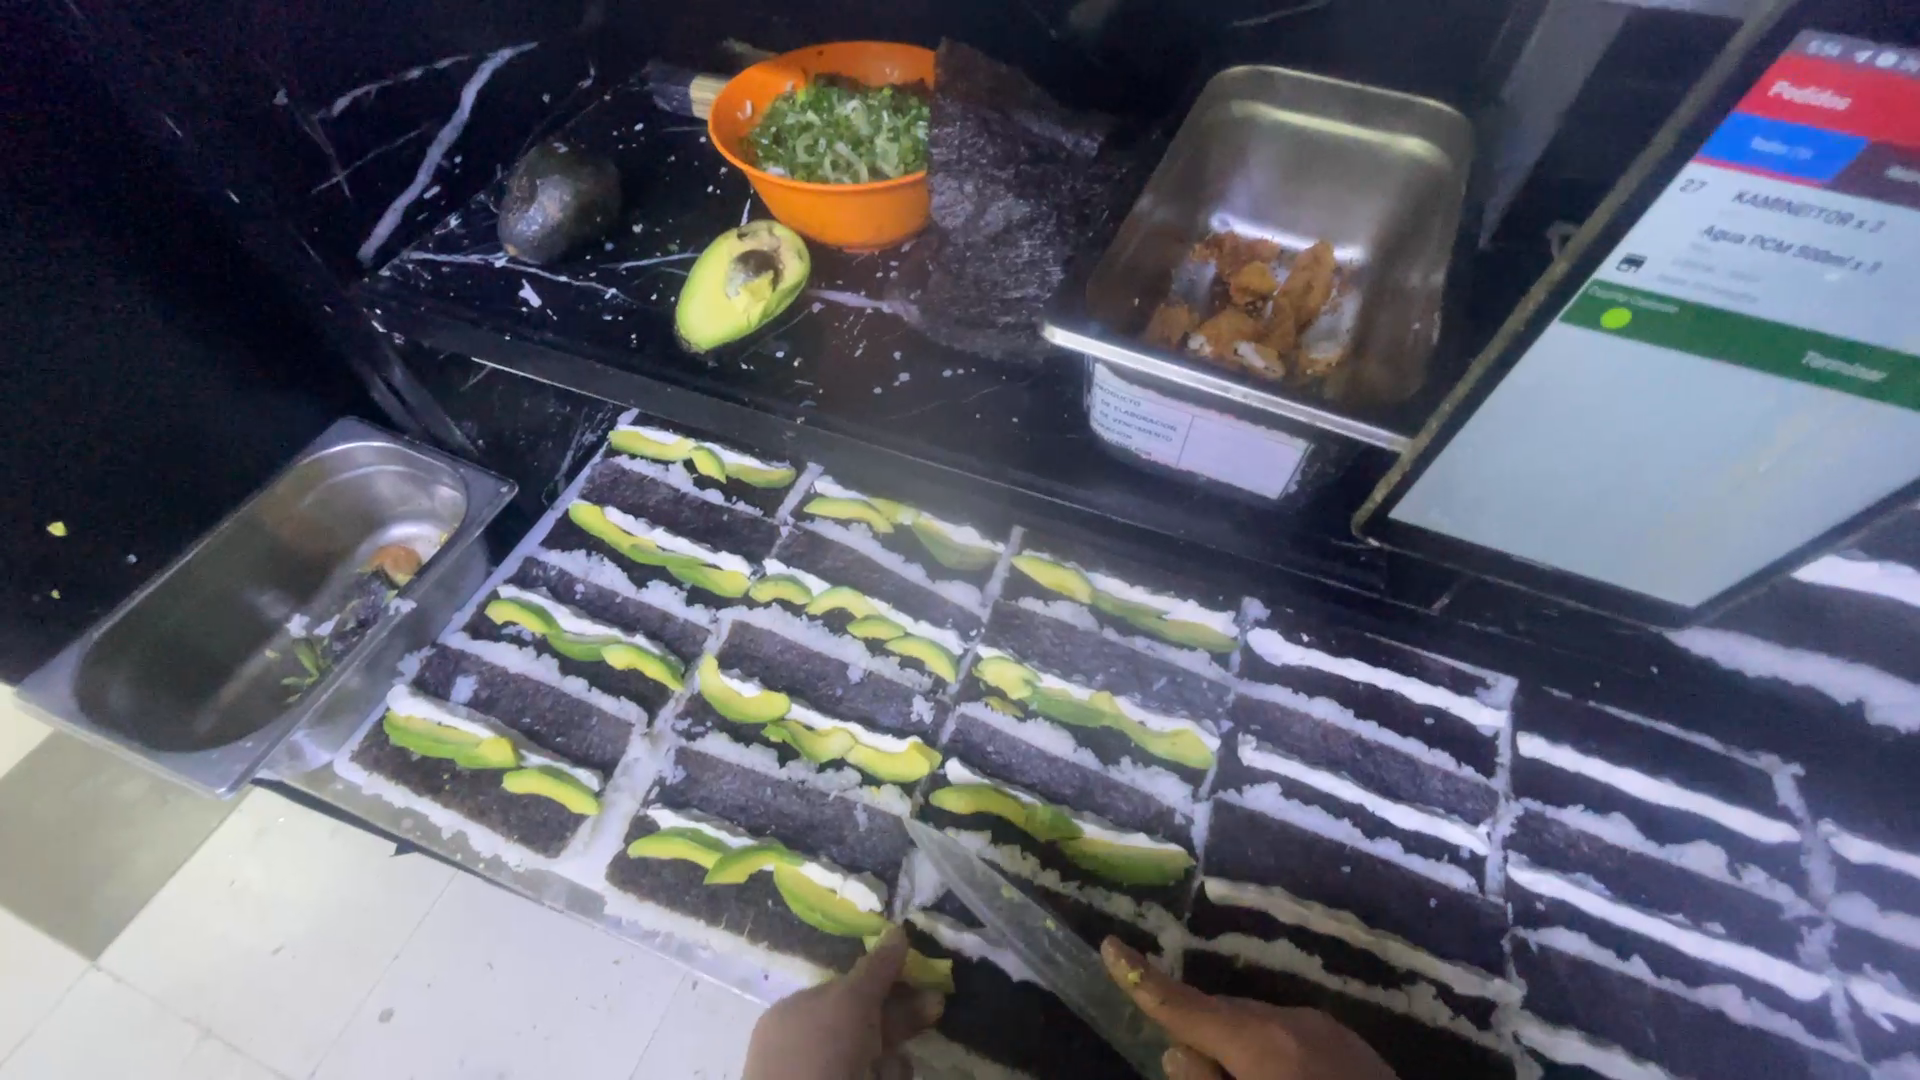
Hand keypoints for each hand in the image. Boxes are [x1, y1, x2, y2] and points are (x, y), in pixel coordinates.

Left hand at [743, 927, 946, 1079]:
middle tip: (937, 1006)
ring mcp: (826, 1075)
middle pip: (866, 1022)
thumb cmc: (819, 1056)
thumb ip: (875, 968)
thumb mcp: (849, 1002)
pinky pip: (880, 1076)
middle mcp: (808, 1048)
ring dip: (895, 1060)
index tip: (914, 972)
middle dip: (903, 1015)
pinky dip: (890, 1077)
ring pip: (876, 1057)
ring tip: (894, 1069)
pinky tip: (889, 1077)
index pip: (847, 987)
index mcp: (795, 1015)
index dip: (882, 980)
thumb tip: (898, 931)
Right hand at [1101, 938, 1397, 1079]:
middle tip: (1193, 1067)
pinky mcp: (1355, 1046)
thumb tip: (1179, 1052)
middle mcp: (1290, 1021)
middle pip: (1222, 1014)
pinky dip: (1275, 1053)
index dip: (1141, 978)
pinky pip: (1294, 1037)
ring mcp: (1327, 1030)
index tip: (1110, 946)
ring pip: (1259, 1024)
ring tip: (1239, 1078)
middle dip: (1201, 1033)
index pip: (1183, 1003)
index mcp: (1259, 1042)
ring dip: (1240, 1045)